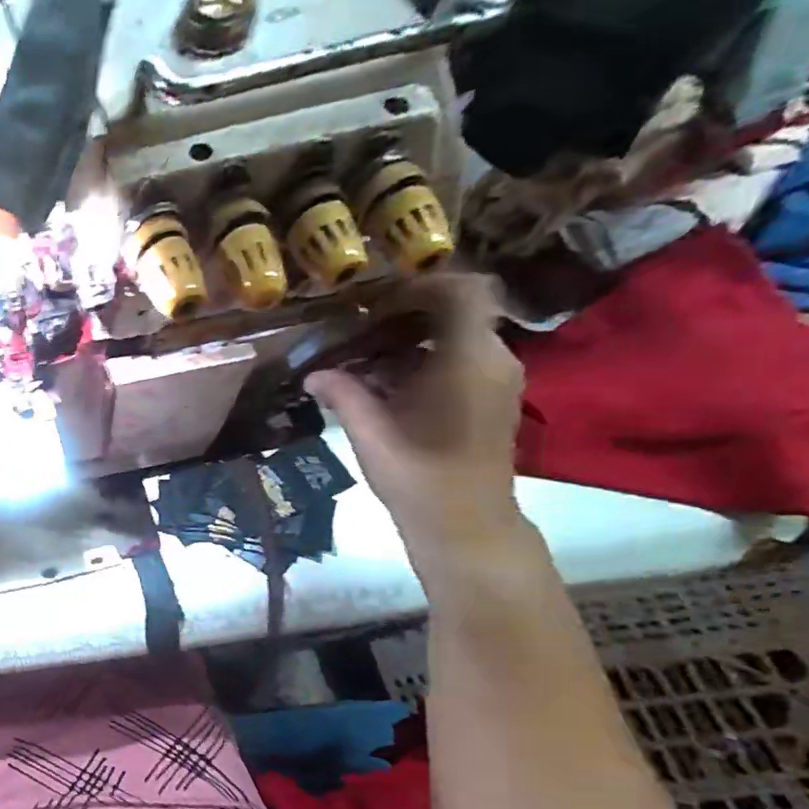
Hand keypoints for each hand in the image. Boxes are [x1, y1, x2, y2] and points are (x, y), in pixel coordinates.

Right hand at [305, 274, 527, 563]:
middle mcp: (492, 359)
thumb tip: (313, 373)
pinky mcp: (489, 397)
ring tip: (361, 359)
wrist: (465, 524)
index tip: (377, 300)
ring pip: (454, 338)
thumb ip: (345, 395)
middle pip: (454, 313)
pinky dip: (421, 361)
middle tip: (356, 329)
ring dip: (409, 341)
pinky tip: (383, 385)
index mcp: (469, 360)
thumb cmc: (418, 478)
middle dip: (404, 316)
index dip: (423, 284)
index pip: (464, 291)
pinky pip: (458, 360)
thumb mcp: (371, 435)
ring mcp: (496, 379)